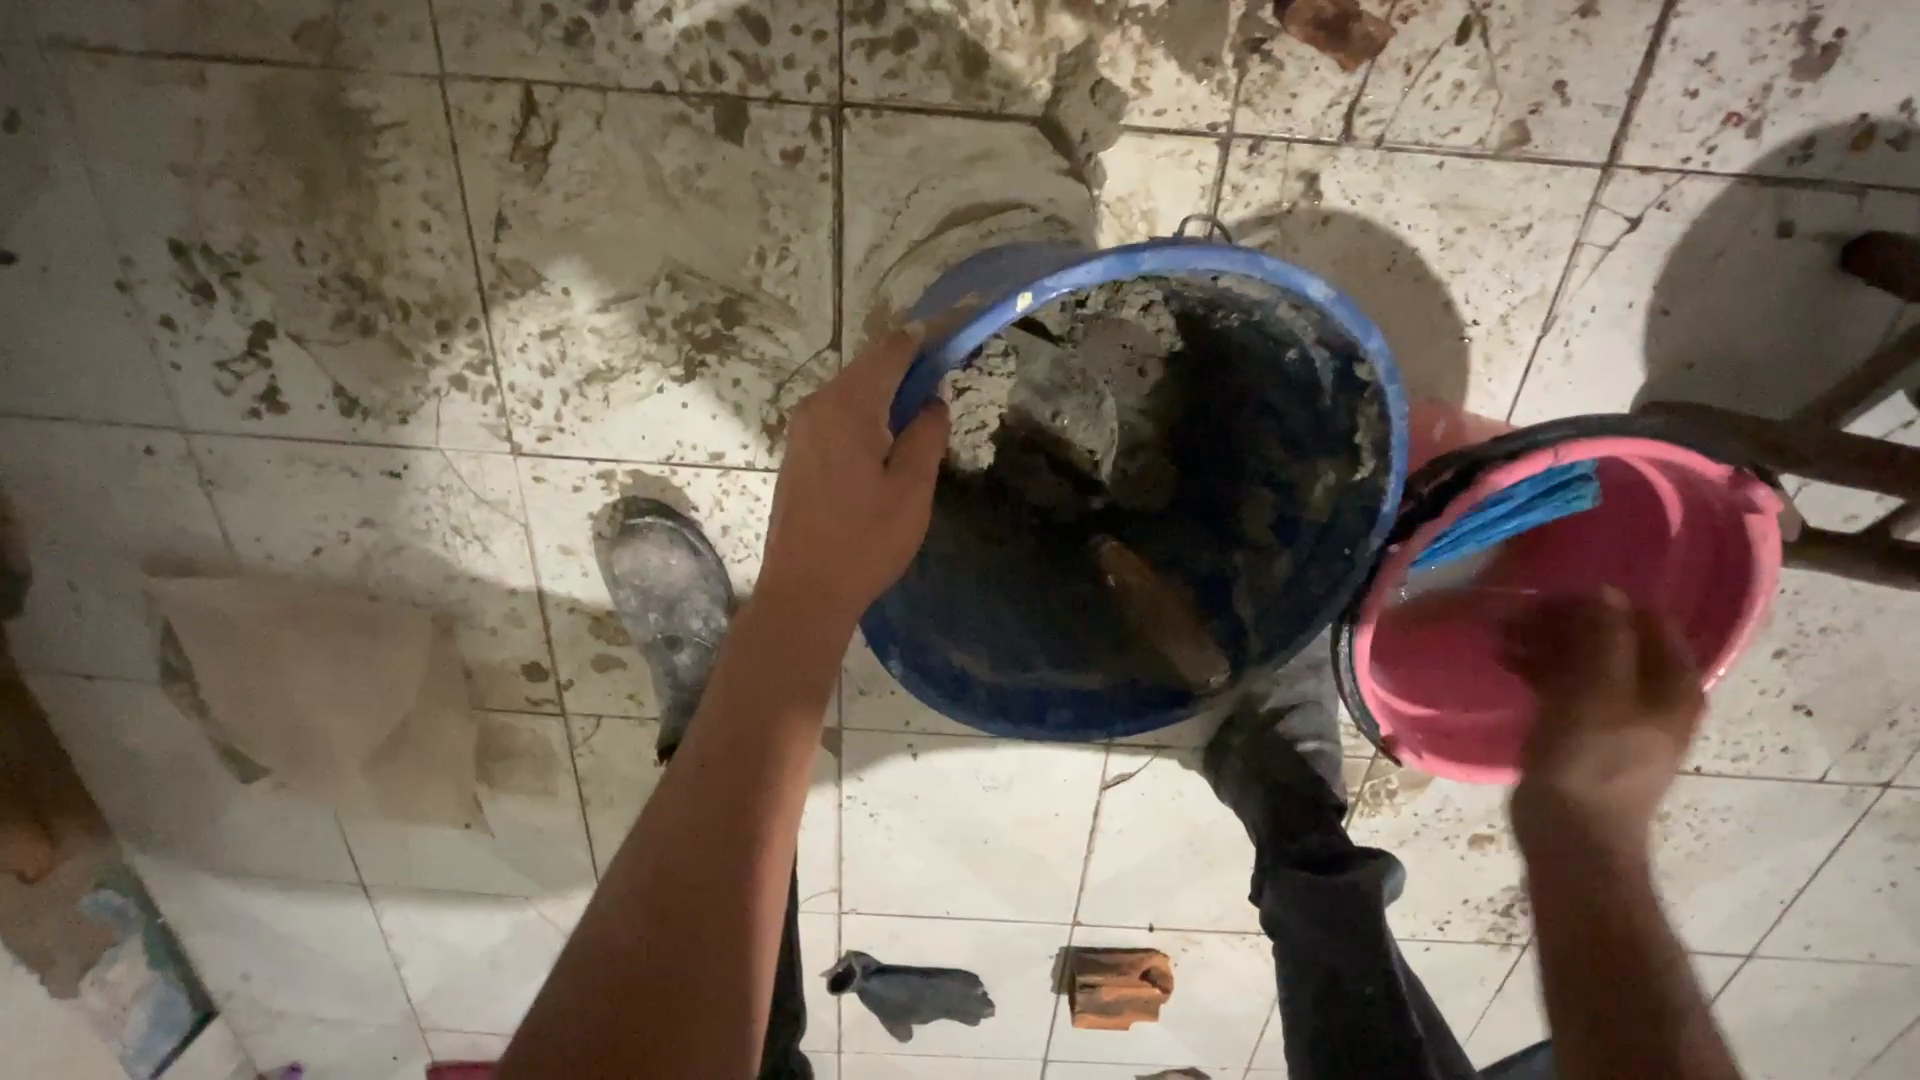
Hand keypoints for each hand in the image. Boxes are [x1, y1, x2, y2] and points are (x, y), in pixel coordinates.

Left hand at [757, 326, 950, 628]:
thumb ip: (926, 435)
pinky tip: (890, 437)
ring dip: (889, 392)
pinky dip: (868, 414)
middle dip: (909, 364)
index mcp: (846, 407)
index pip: (891, 350)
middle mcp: (816, 406)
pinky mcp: (797, 454)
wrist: (803, 592)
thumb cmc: (864, 543)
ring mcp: (801, 430)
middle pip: (869, 368)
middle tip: (949, 372)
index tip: (958, 329)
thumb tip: (932, 401)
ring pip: (852, 393)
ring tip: (925, 406)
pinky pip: (838, 417)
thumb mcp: (911, 489)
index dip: (927, 336)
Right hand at [1501, 589, 1704, 861]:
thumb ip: (1604, 639)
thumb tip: (1603, 591)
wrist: (1573, 835)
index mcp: (1672, 685)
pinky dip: (1536, 670)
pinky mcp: (1582, 733)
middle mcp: (1653, 696)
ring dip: (1543, 644)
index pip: (1645, 620)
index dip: (1600, 604)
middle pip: (1610, 640)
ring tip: (1498, 636)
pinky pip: (1563, 687)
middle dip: (1562, 623)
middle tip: (1513, 616)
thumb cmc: (1590, 761)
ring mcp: (1617, 716)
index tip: (1549, 598)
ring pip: (1582, 661)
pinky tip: (1503, 663)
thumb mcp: (1598, 693)